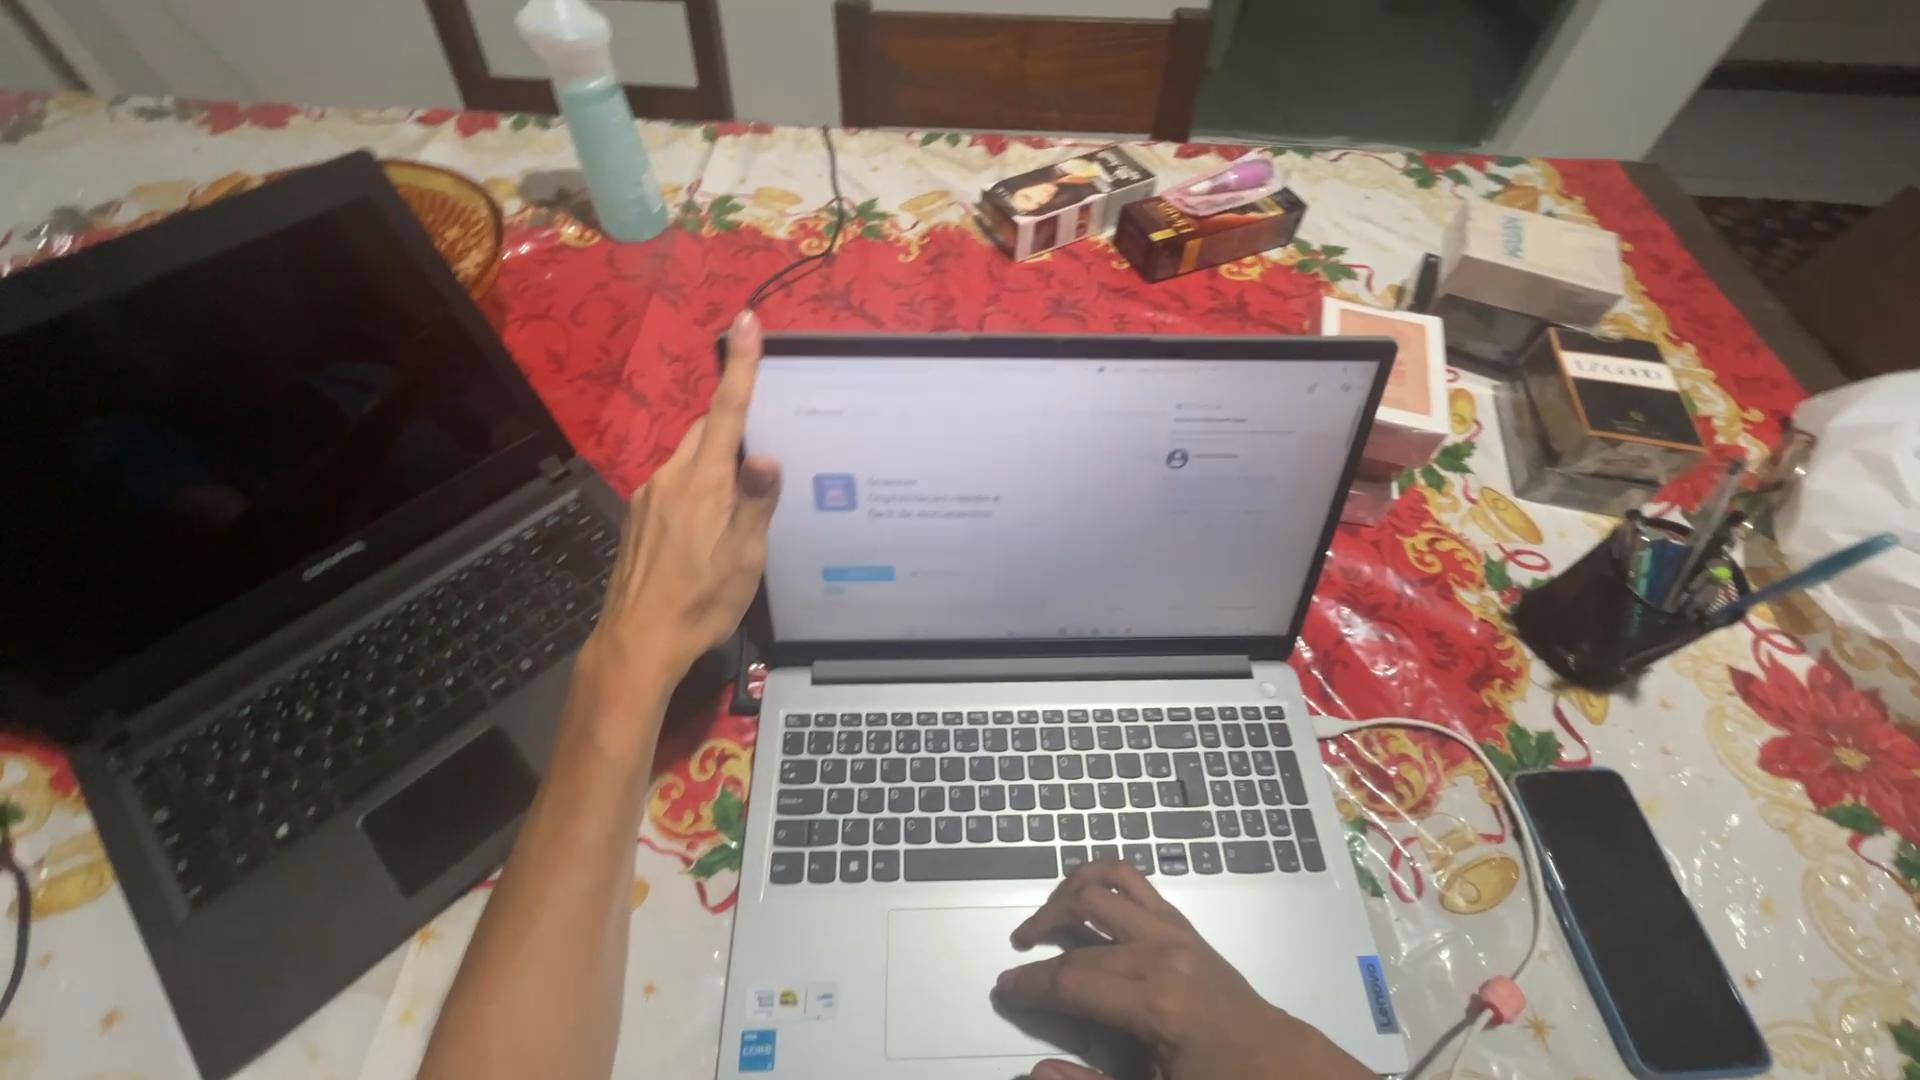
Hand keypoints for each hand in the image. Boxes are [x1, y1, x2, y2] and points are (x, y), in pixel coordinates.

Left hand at [579, 309, 780, 700]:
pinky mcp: (639, 516)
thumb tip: (768, 456)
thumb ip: (756, 504)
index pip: (725, 411)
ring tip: (739, 510)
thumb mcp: (745, 559)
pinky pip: (676, 483)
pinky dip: (699, 488)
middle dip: (733, 429)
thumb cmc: (700, 602)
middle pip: (705, 431)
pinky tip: (710, 529)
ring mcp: (649, 496)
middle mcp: (670, 478)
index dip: (740, 365)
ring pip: (690, 459)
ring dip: (717, 466)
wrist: (637, 641)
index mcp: (703, 484)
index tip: (745, 321)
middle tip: (762, 464)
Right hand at [998, 862, 1373, 1079]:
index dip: (1029, 987)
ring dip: (1061, 899)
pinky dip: (1096, 879)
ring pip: (1099, 887)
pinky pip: (1129, 879)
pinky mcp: (1179, 920)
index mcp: (1155, 1005)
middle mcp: (1160, 953)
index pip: (1071, 983)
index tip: (1003, 990)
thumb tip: (1031, 1074)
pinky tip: (1080, 904)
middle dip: (1038, 957)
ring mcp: (1171, 929)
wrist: (1279, 1065)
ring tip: (1041, 926)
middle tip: (1015, 977)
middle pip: (1079, 942)